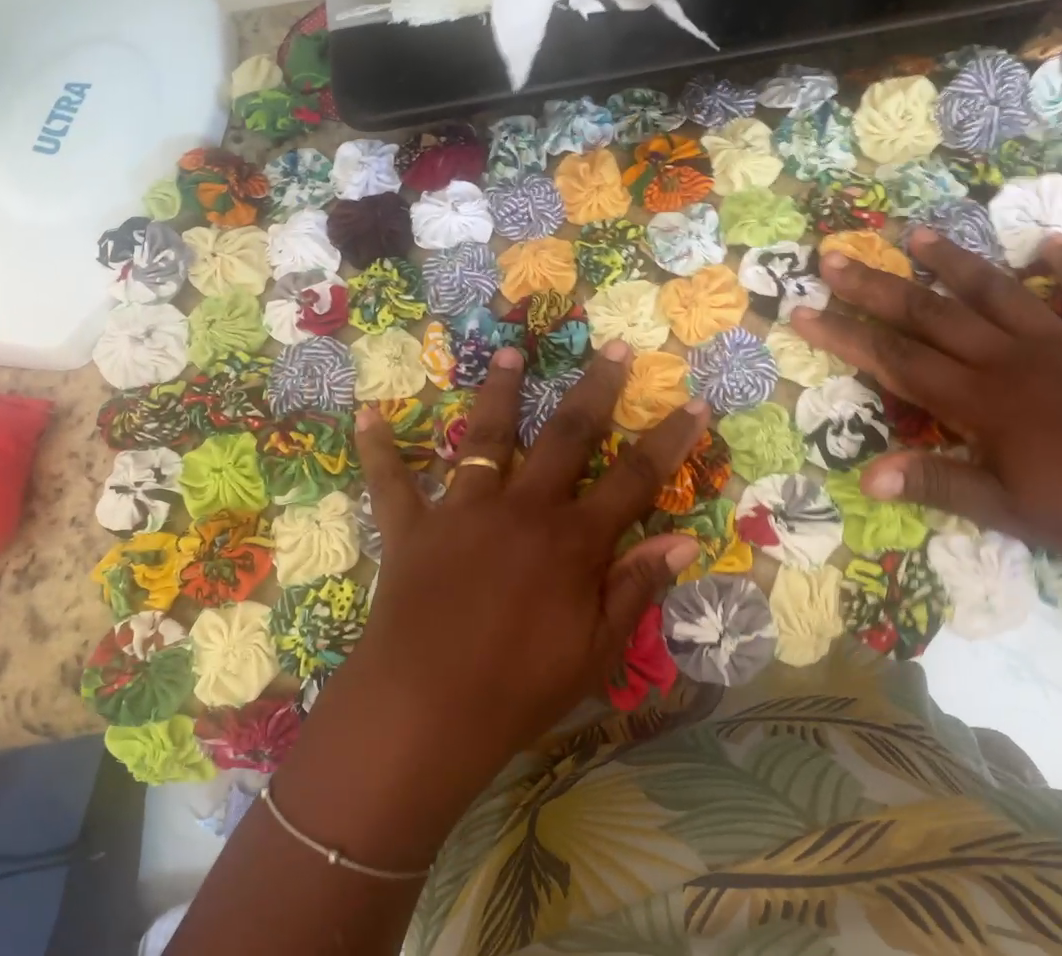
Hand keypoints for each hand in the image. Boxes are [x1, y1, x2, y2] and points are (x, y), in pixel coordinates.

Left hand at [341, 341, 706, 770]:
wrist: (424, 712)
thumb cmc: (519, 690)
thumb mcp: (596, 651)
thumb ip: (636, 589)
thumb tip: (684, 541)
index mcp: (573, 541)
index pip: (636, 479)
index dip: (670, 440)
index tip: (696, 402)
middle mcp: (522, 509)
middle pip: (567, 436)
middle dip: (596, 390)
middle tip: (614, 348)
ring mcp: (463, 512)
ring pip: (485, 438)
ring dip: (499, 392)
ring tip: (509, 352)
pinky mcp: (411, 529)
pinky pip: (391, 481)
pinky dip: (379, 449)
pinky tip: (366, 416)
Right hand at [792, 229, 1061, 584]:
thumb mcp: (1011, 512)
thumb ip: (939, 483)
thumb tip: (868, 475)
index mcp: (982, 402)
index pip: (896, 362)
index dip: (845, 336)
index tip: (802, 310)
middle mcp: (1013, 360)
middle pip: (932, 315)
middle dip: (877, 288)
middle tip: (835, 256)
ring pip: (996, 293)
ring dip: (954, 262)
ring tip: (917, 234)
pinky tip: (1050, 246)